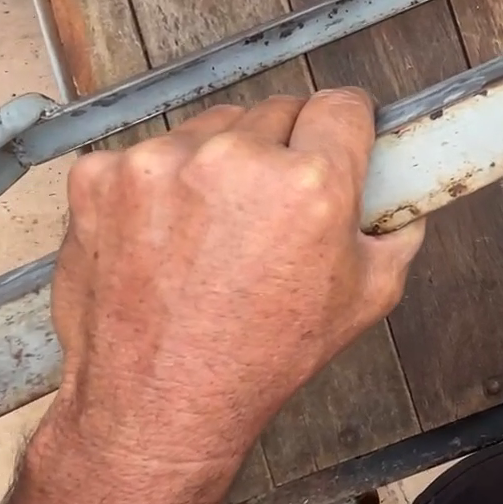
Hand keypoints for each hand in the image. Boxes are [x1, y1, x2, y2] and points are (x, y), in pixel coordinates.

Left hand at [44, 90, 423, 476]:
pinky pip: (154, 151)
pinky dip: (168, 178)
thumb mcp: (372, 295)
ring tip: (224, 218)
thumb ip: (397, 231)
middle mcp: (236, 160)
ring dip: (229, 155)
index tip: (345, 131)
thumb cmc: (268, 352)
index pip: (343, 103)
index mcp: (312, 183)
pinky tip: (174, 228)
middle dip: (292, 143)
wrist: (163, 400)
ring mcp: (159, 162)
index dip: (351, 120)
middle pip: (282, 109)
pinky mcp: (100, 175)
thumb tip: (402, 198)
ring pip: (216, 125)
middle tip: (286, 196)